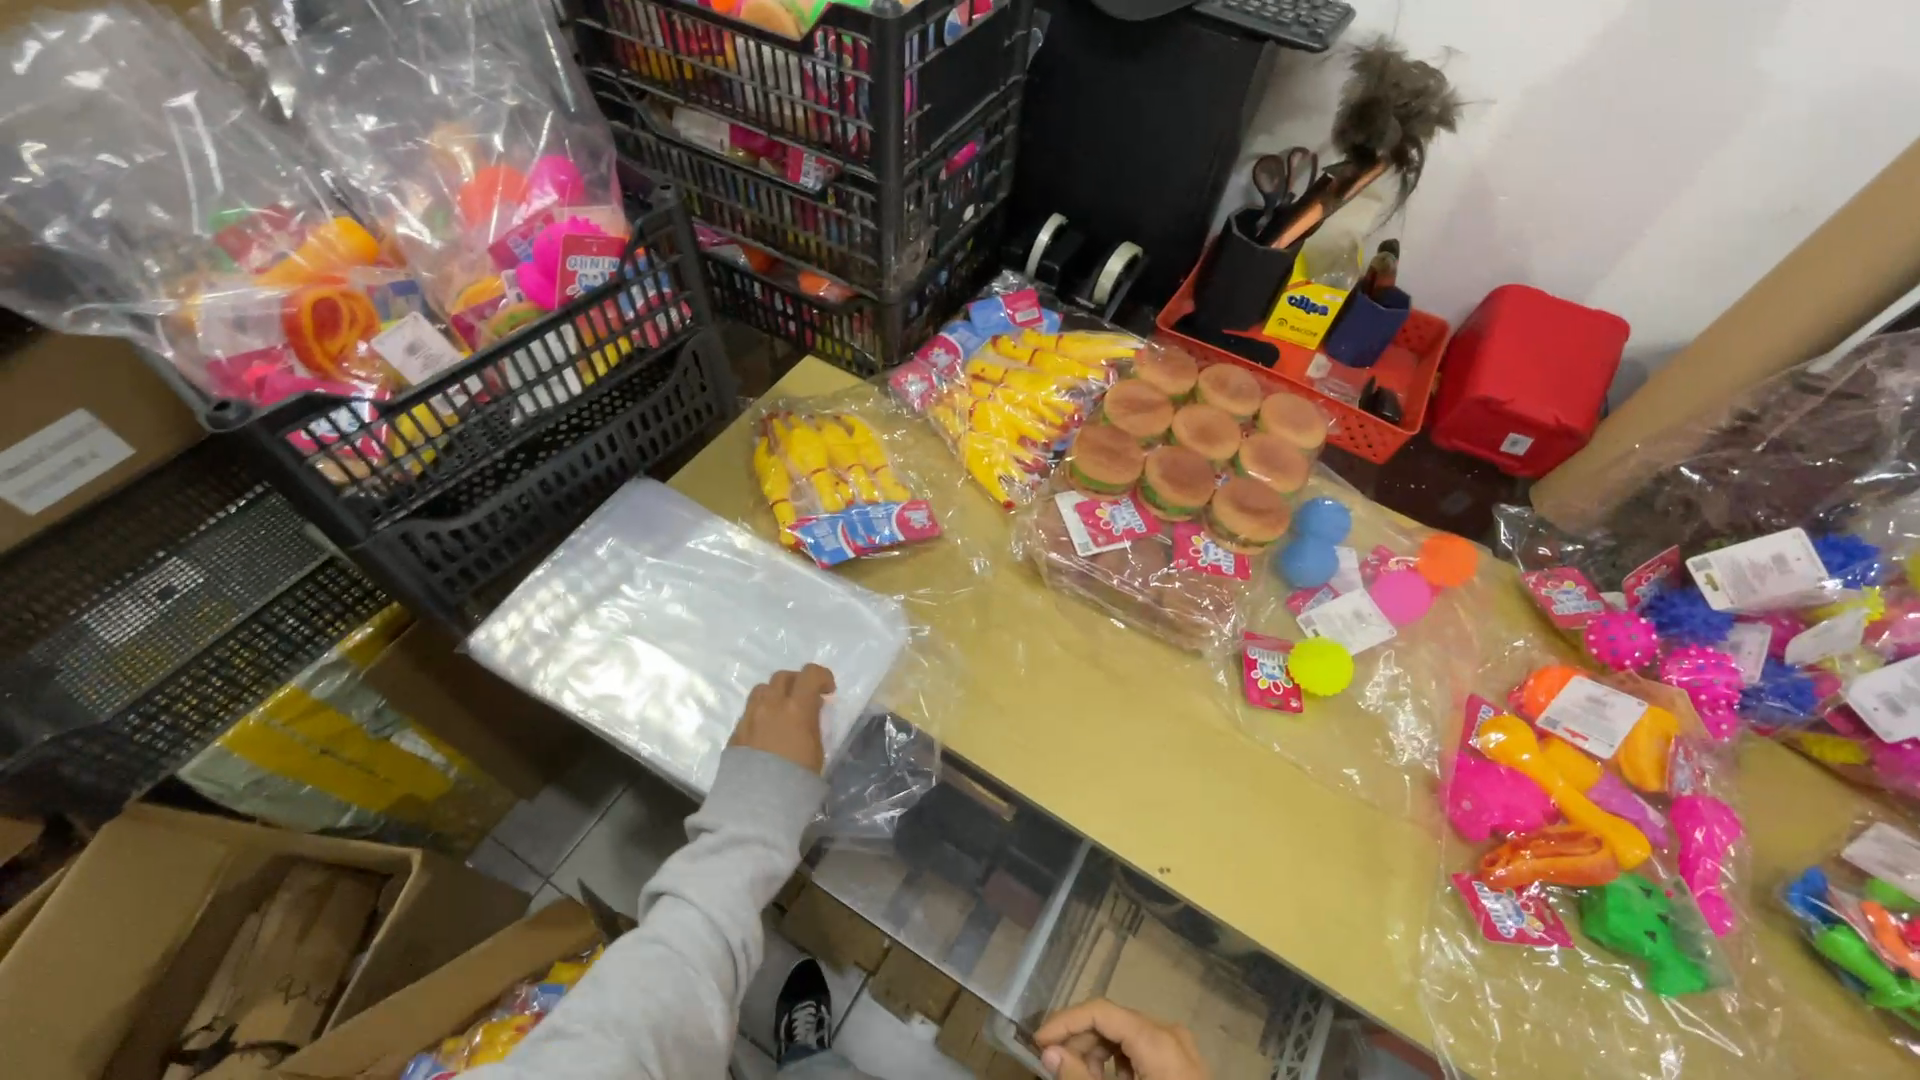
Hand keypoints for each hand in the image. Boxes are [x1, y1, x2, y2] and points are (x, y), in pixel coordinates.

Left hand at [728, 665, 835, 773]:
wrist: (758, 803)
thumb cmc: (796, 779)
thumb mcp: (816, 749)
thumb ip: (813, 722)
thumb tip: (811, 708)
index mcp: (796, 708)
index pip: (810, 674)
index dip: (822, 676)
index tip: (827, 690)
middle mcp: (770, 705)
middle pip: (782, 676)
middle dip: (797, 682)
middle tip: (805, 699)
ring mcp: (749, 716)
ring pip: (761, 689)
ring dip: (775, 694)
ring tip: (782, 712)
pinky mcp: (736, 731)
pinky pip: (750, 710)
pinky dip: (761, 712)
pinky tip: (767, 731)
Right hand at [1034, 999, 1208, 1079]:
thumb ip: (1079, 1078)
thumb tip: (1050, 1052)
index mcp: (1156, 1040)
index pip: (1100, 1011)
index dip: (1064, 1023)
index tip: (1038, 1044)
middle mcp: (1170, 1034)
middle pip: (1113, 1022)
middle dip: (1080, 1042)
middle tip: (1055, 1066)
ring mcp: (1180, 1049)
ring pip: (1126, 1036)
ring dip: (1098, 1054)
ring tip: (1082, 1078)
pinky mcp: (1183, 1065)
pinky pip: (1143, 1050)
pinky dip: (1120, 1063)